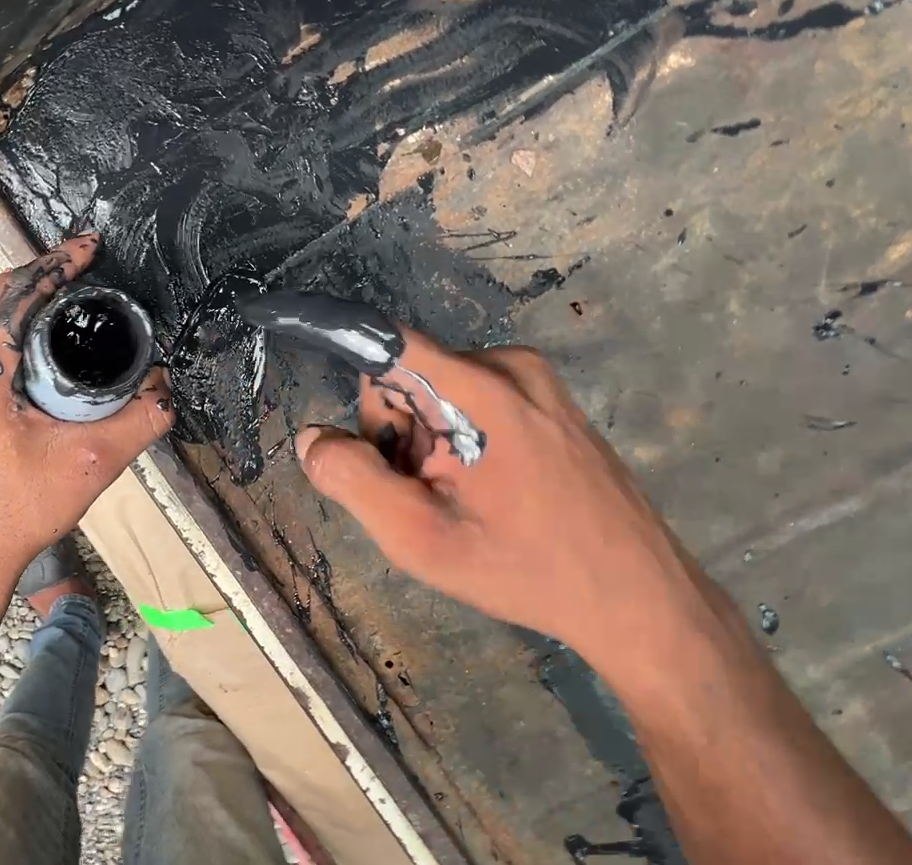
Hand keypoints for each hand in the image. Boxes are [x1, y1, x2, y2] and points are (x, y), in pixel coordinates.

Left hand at [0, 233, 174, 595]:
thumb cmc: (14, 513)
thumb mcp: (88, 463)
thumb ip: (138, 420)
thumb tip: (167, 388)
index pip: (16, 296)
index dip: (56, 266)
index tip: (88, 247)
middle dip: (33, 273)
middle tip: (77, 267)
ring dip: (12, 294)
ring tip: (58, 289)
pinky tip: (28, 329)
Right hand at [294, 332, 728, 675]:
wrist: (640, 602)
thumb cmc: (525, 569)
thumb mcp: (419, 538)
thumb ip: (351, 479)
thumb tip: (313, 438)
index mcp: (479, 390)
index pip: (380, 339)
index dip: (322, 324)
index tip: (271, 310)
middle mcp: (506, 366)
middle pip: (398, 378)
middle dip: (390, 432)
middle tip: (423, 493)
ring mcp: (532, 380)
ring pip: (427, 391)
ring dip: (420, 442)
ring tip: (458, 498)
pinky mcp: (543, 398)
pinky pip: (461, 399)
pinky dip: (450, 440)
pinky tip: (482, 489)